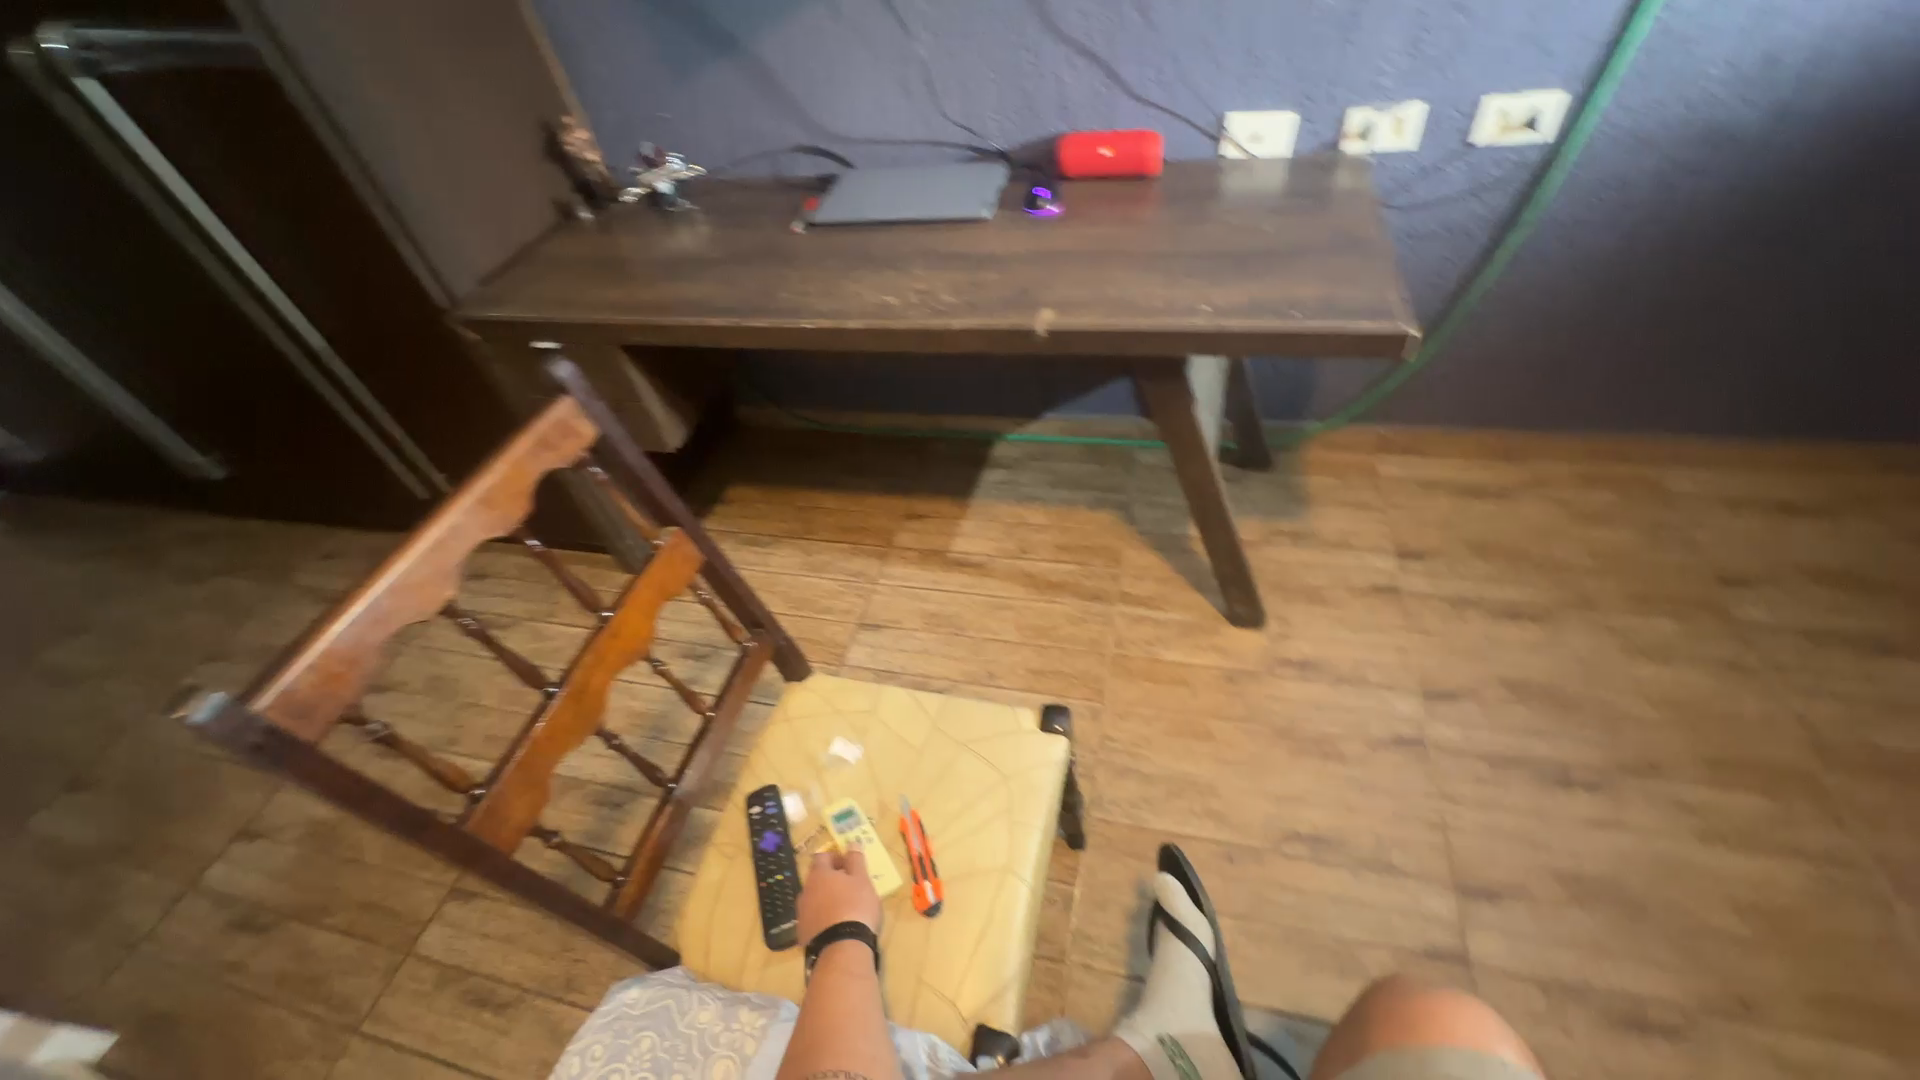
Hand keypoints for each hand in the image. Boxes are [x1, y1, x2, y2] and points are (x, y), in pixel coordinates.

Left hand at [798, 848, 880, 943]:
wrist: (841, 948)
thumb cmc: (855, 907)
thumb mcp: (862, 880)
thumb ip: (856, 860)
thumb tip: (851, 843)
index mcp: (819, 874)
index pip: (822, 856)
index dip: (836, 857)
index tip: (850, 865)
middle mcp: (805, 891)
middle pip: (817, 878)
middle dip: (831, 879)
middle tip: (850, 887)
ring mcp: (802, 914)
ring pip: (814, 899)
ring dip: (826, 899)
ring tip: (844, 908)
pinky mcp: (803, 934)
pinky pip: (814, 919)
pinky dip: (823, 919)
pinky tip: (836, 927)